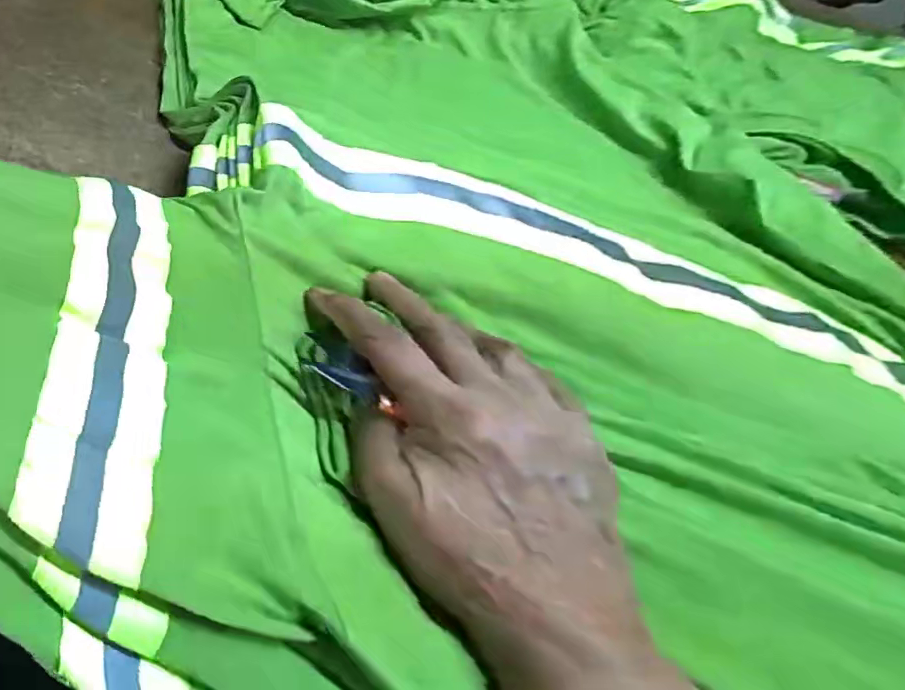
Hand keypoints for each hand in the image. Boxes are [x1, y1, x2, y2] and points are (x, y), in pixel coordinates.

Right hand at [309, 274, 687, 689]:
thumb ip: (370, 432)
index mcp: (450, 413)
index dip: (349, 314)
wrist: (561, 623)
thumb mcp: (390, 499)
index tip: (321, 293)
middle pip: (442, 330)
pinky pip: (543, 377)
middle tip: (376, 281)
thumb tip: (368, 391)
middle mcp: (502, 399)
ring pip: (496, 347)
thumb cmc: (461, 560)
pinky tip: (497, 364)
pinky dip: (508, 359)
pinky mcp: (583, 437)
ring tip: (433, 322)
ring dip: (455, 327)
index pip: (387, 344)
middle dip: (402, 300)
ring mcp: (550, 415)